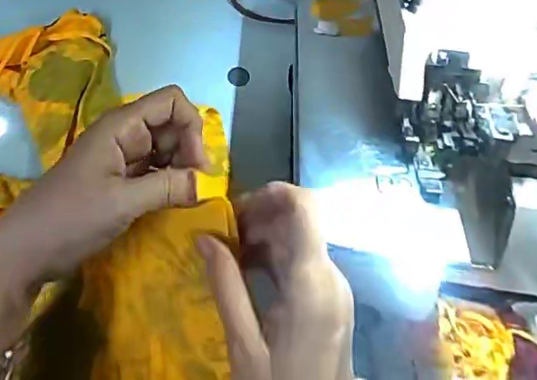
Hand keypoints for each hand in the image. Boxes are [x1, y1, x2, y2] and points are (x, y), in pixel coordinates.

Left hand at [0, 86, 208, 359]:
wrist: (24, 252)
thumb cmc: (70, 218)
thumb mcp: (122, 203)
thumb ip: (167, 188)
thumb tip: (205, 183)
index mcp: (122, 124)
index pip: (171, 100)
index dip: (191, 126)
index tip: (197, 165)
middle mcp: (124, 131)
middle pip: (171, 122)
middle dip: (188, 149)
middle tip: (193, 187)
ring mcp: (120, 154)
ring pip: (164, 146)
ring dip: (179, 166)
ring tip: (183, 196)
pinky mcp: (118, 177)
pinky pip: (152, 167)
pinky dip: (166, 179)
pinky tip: (170, 201)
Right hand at [199, 183, 353, 379]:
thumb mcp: (244, 344)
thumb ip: (226, 285)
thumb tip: (203, 236)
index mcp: (313, 280)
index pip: (305, 206)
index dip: (273, 192)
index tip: (236, 202)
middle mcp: (330, 274)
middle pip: (297, 220)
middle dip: (258, 215)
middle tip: (221, 230)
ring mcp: (333, 287)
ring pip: (298, 238)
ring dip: (263, 234)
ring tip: (228, 249)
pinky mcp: (330, 300)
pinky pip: (301, 261)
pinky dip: (274, 254)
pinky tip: (246, 266)